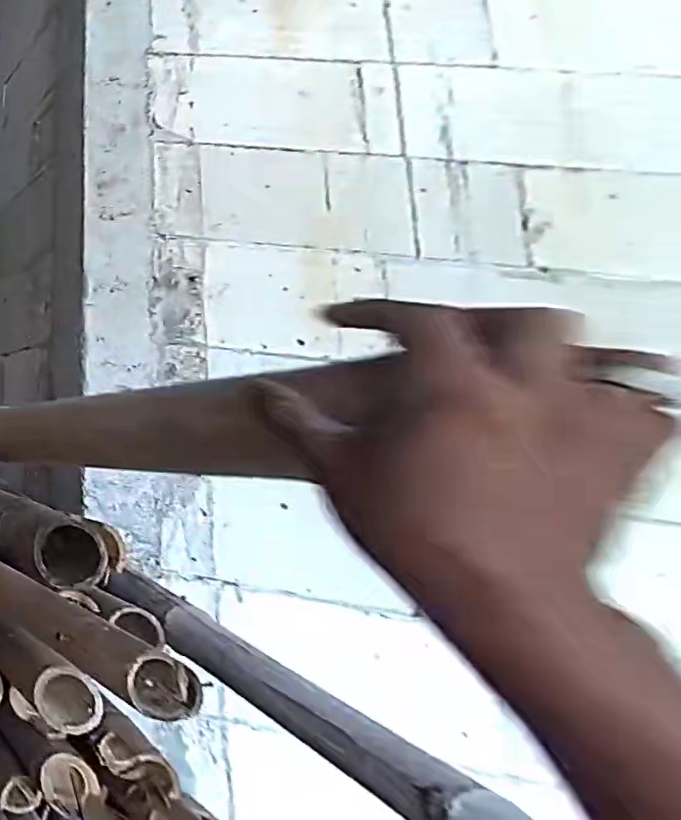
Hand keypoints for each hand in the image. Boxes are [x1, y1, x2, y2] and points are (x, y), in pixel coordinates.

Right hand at [260, 301, 673, 614]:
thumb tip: (264, 393)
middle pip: (528, 320)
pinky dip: (614, 403)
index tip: (344, 319)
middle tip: (443, 336)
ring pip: (598, 357)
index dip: (374, 311)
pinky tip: (573, 415)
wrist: (500, 595)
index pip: (419, 319)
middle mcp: (528, 396)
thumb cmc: (412, 529)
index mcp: (452, 389)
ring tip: (512, 372)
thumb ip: (298, 420)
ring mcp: (586, 427)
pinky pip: (647, 411)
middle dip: (479, 320)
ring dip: (552, 358)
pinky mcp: (626, 463)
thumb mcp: (336, 467)